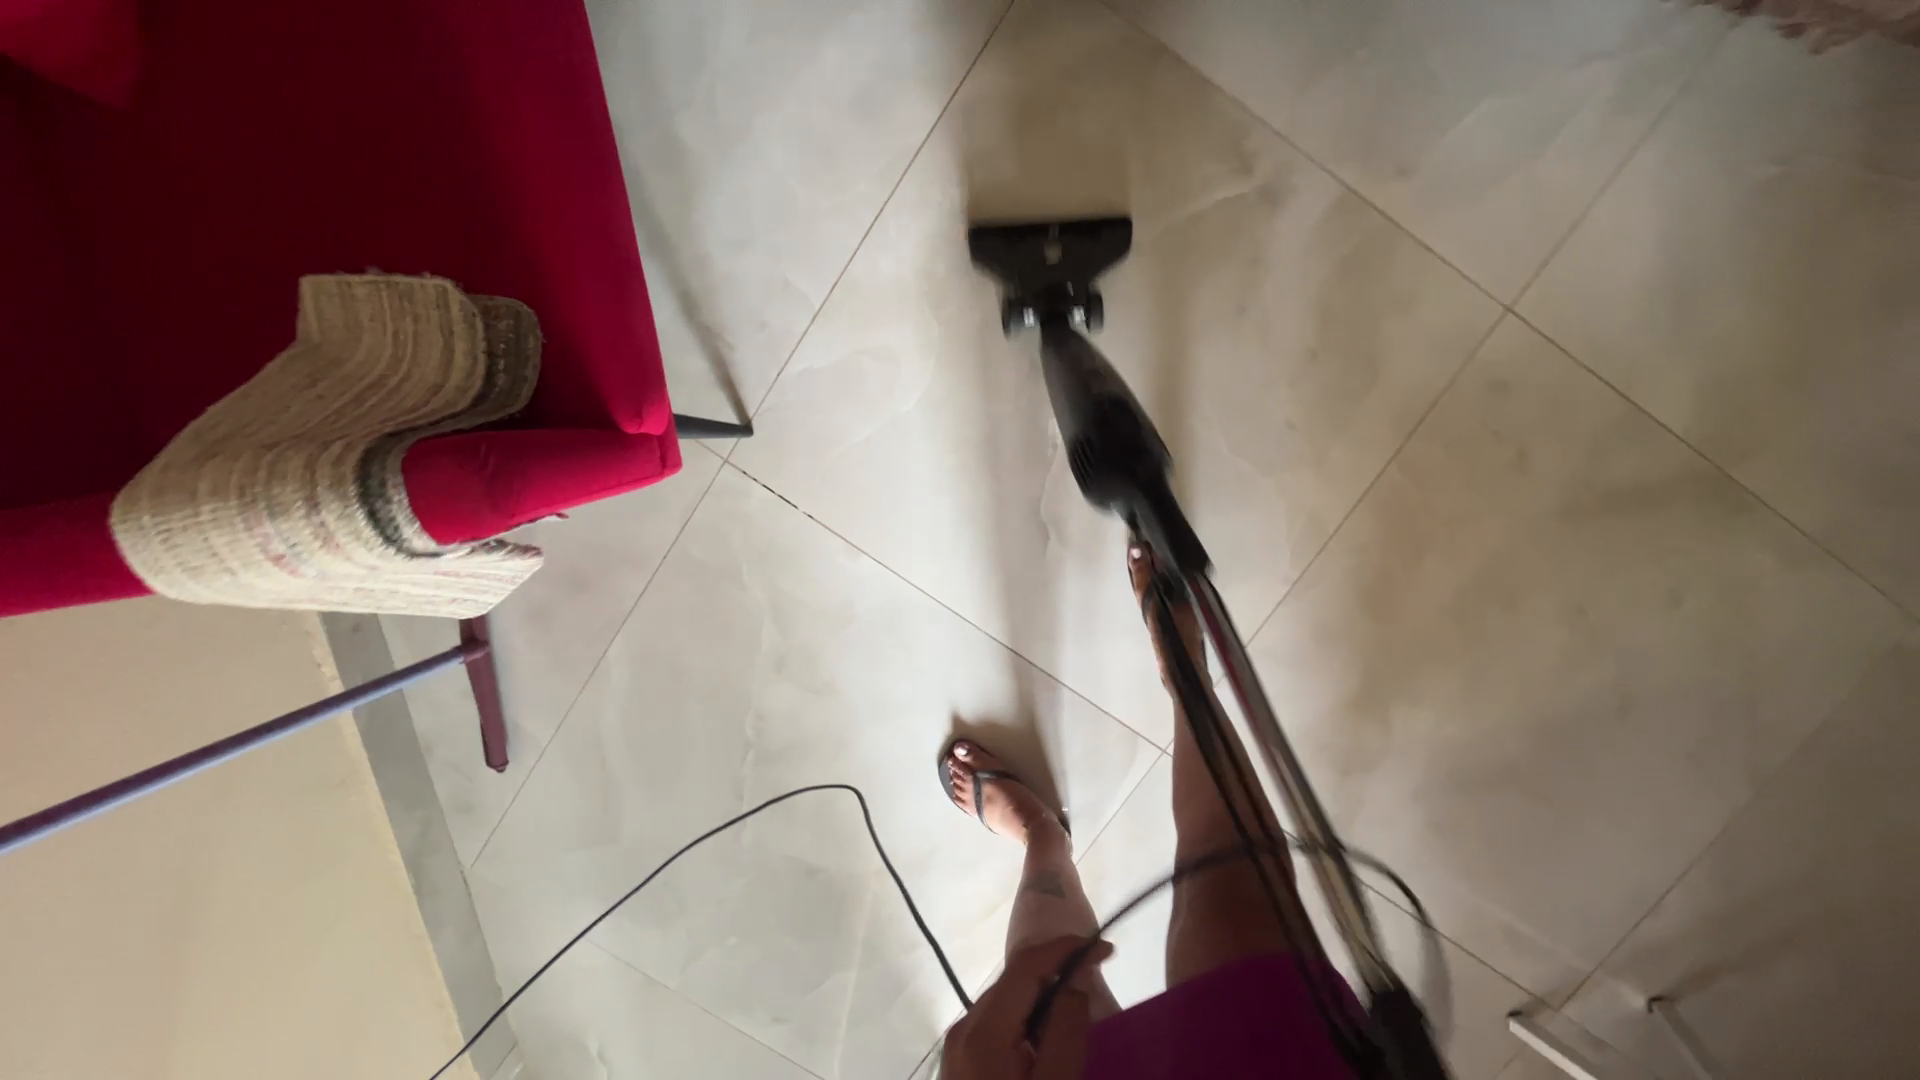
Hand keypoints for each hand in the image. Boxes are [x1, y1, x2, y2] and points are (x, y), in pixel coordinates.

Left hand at [941, 936, 1113, 1079]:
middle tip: (1097, 980)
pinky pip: (999, 1023)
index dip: (1066, 948)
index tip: (1106, 949)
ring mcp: (958, 1044)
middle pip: (1014, 980)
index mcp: (983, 1030)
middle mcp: (963, 1026)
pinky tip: (1048, 1042)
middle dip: (1056, 972)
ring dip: (1043, 998)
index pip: (1026, 965)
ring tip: (1076, 1015)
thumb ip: (1066, 1029)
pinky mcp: (961, 1060)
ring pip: (1007, 1001)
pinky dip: (1027, 1020)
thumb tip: (1075, 976)